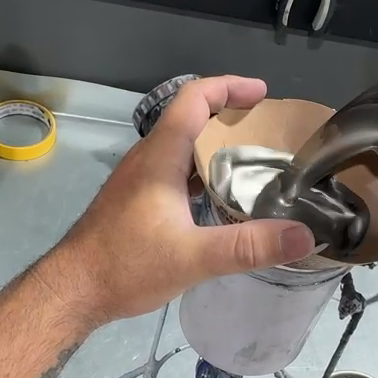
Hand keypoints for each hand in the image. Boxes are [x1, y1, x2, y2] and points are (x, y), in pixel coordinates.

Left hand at [37, 76, 315, 325]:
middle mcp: (147, 160)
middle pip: (191, 120)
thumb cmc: (126, 266)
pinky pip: (174, 174)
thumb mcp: (194, 258)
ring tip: (255, 166)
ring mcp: (138, 181)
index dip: (228, 87)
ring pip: (182, 150)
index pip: (194, 98)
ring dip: (216, 149)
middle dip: (230, 118)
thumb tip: (305, 236)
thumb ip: (249, 246)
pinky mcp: (135, 203)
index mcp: (159, 157)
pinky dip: (201, 175)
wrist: (72, 290)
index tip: (262, 93)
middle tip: (270, 135)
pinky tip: (221, 201)